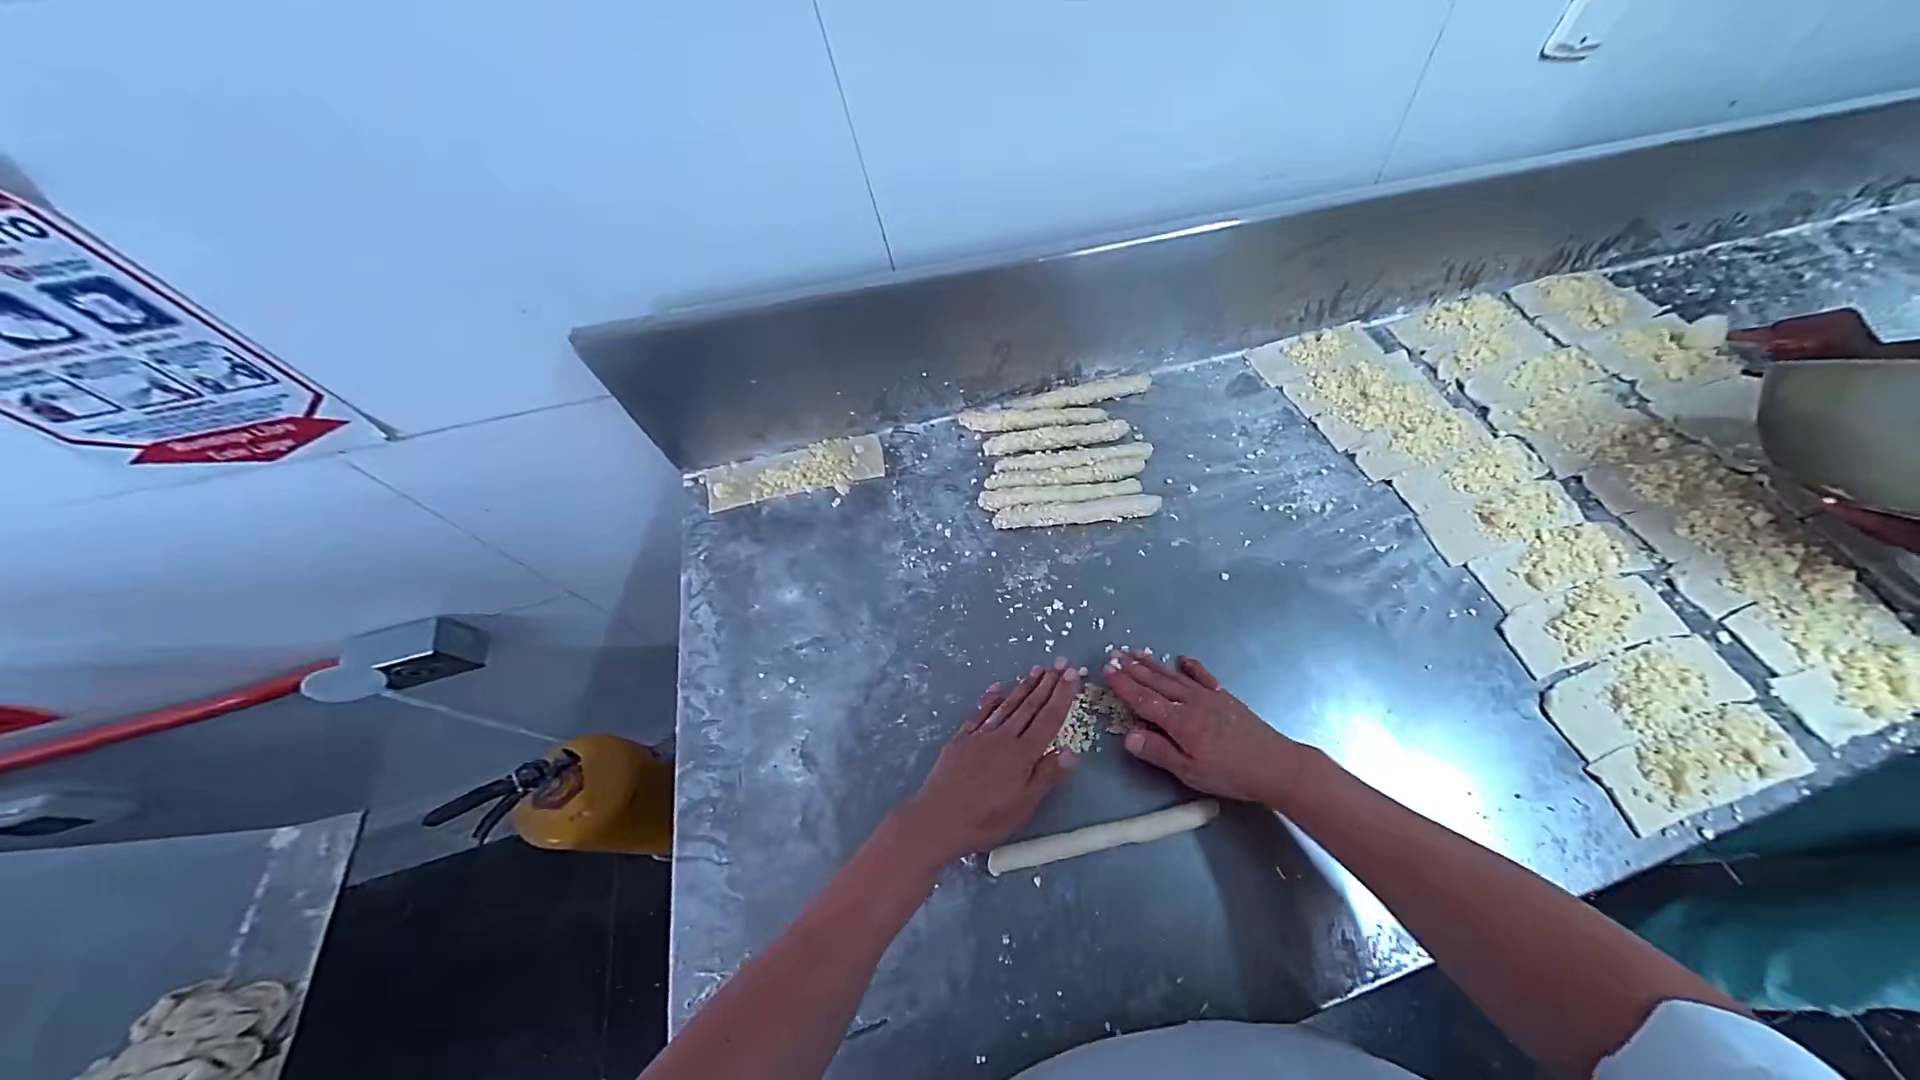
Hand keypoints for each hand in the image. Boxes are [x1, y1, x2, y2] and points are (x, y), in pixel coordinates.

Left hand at [896, 660, 1081, 862]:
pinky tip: (998, 688)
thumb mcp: (1024, 804)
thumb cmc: (986, 819)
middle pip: (1029, 706)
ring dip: (1024, 686)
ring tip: (1038, 669)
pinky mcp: (961, 739)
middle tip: (1060, 662)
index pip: (1049, 718)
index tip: (1071, 675)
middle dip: (1047, 683)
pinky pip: (980, 713)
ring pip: (1007, 705)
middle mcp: (1004, 737)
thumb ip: (1047, 774)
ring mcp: (980, 735)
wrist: (938, 818)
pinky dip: (991, 699)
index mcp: (1023, 753)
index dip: (1062, 695)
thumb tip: (1072, 750)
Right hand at [1104, 650, 1302, 805]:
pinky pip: (1203, 677)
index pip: (1143, 699)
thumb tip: (1127, 735)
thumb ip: (1158, 752)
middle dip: (1133, 669)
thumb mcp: (1190, 771)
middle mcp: (1191, 703)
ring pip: (1174, 676)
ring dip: (1153, 664)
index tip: (1107, 670)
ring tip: (1135, 652)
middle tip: (1113, 655)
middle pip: (1156, 683)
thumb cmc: (1231, 774)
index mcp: (1179, 722)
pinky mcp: (1225, 698)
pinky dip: (1191, 667)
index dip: (1123, 685)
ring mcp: (1209, 697)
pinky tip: (1182, 659)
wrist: (1277, 766)